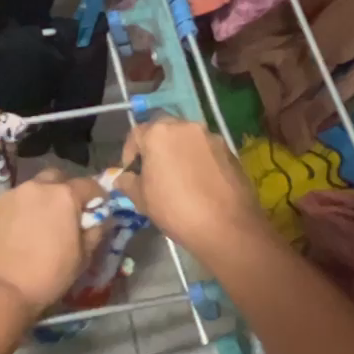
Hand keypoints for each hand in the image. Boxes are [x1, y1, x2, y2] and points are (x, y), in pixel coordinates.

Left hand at [0, 168, 105, 318]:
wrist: (1, 288)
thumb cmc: (49, 274)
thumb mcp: (83, 257)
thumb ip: (96, 231)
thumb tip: (102, 219)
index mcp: (64, 196)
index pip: (89, 185)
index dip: (97, 196)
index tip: (97, 209)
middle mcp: (36, 187)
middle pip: (56, 178)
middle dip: (64, 189)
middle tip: (66, 212)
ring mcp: (10, 194)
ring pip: (31, 189)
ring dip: (39, 199)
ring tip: (38, 222)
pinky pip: (11, 202)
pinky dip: (18, 210)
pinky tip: (16, 230)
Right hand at [117, 115, 270, 257]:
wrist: (226, 226)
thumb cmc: (175, 209)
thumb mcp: (142, 199)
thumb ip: (128, 182)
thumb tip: (123, 178)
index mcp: (159, 133)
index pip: (136, 134)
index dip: (129, 154)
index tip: (131, 172)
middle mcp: (185, 127)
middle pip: (163, 131)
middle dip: (155, 148)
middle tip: (153, 172)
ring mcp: (211, 137)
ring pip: (186, 139)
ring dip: (178, 152)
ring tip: (177, 178)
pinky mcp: (229, 150)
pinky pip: (205, 150)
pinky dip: (198, 160)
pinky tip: (198, 183)